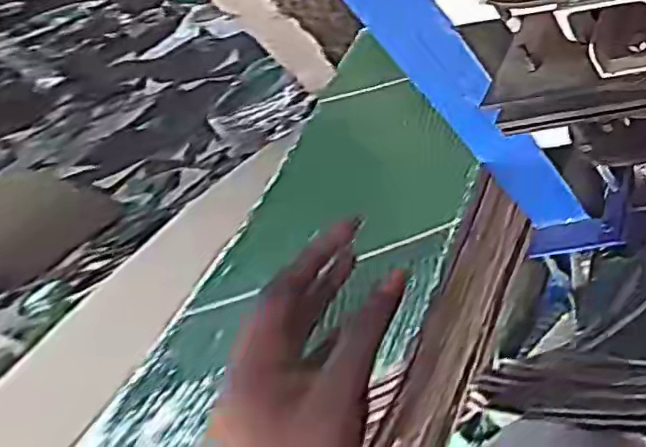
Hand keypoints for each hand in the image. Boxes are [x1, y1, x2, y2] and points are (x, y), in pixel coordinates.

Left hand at [211, 219, 407, 446]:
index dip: (317, 251)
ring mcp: (258, 401)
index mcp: (254, 365)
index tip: (352, 224)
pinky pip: (299, 361)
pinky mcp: (272, 420)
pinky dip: (327, 336)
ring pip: (291, 336)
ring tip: (354, 269)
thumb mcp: (342, 386)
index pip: (282, 290)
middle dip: (321, 272)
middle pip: (283, 310)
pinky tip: (351, 329)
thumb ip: (368, 327)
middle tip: (354, 241)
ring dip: (324, 301)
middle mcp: (249, 377)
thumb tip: (396, 274)